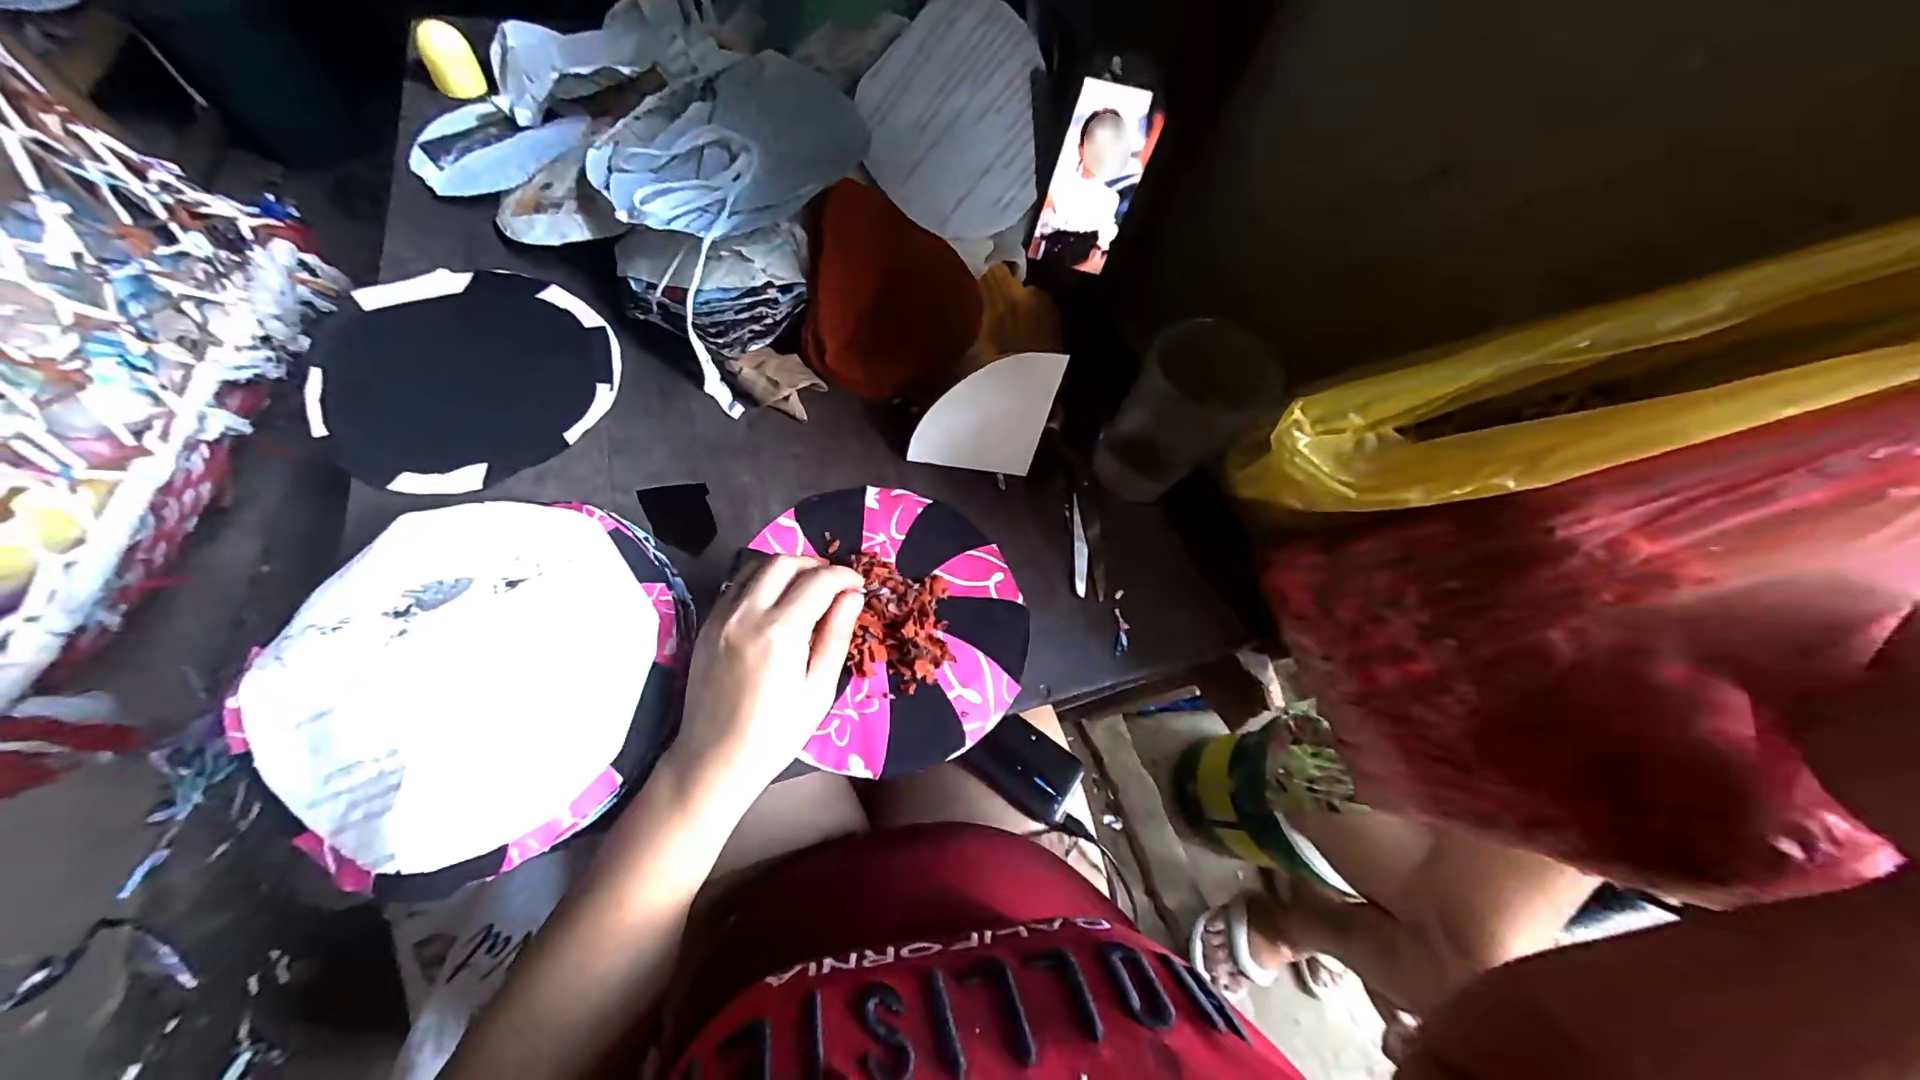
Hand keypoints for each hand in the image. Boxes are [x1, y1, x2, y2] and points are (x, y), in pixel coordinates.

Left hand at [670, 556, 863, 801]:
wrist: (714, 759)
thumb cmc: (775, 733)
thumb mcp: (819, 689)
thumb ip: (836, 635)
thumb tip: (853, 596)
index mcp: (780, 632)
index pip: (819, 581)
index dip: (845, 576)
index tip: (859, 585)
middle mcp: (747, 614)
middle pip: (784, 562)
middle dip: (816, 565)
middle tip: (834, 584)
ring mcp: (721, 617)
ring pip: (756, 566)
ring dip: (787, 568)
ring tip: (807, 588)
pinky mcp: (707, 624)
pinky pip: (736, 585)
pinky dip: (761, 582)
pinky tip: (776, 604)